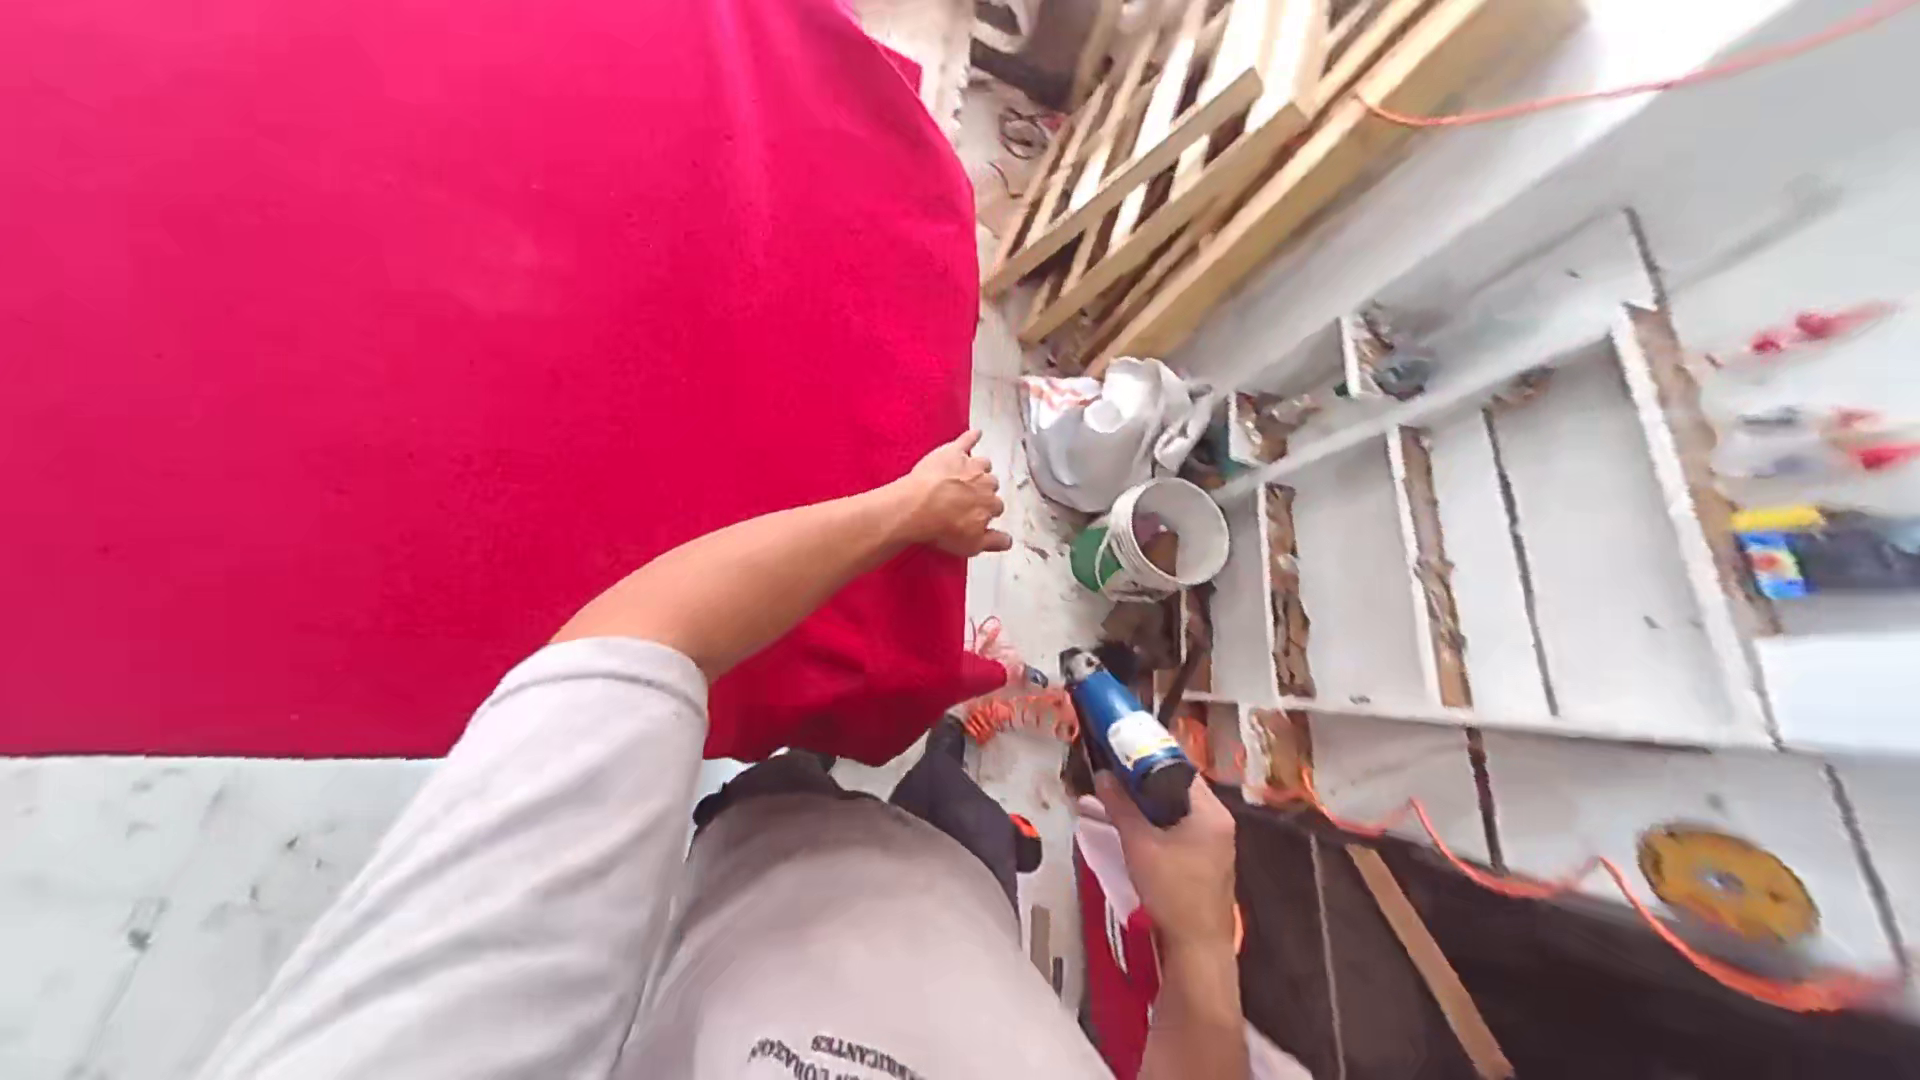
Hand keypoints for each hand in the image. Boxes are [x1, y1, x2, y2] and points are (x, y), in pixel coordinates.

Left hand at [890, 430, 1012, 556]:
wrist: (919, 507)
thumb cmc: (943, 527)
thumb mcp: (972, 545)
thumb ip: (994, 542)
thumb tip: (1009, 541)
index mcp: (990, 505)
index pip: (996, 507)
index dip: (987, 511)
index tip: (978, 515)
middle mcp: (985, 483)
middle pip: (991, 484)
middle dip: (983, 489)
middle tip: (968, 497)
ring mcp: (970, 466)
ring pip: (983, 464)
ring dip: (979, 468)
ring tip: (970, 473)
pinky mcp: (953, 453)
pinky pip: (966, 441)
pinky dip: (972, 436)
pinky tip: (976, 432)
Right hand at [1091, 771, 1236, 954]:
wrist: (1197, 948)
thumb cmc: (1172, 890)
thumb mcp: (1139, 843)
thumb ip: (1120, 805)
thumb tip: (1102, 774)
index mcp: (1210, 811)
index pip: (1179, 767)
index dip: (1148, 757)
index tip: (1121, 751)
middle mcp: (1217, 820)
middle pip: (1176, 786)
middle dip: (1143, 780)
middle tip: (1113, 773)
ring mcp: (1214, 841)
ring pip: (1176, 807)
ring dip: (1147, 801)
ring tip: (1116, 795)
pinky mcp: (1205, 858)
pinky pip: (1178, 825)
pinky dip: (1156, 820)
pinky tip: (1133, 823)